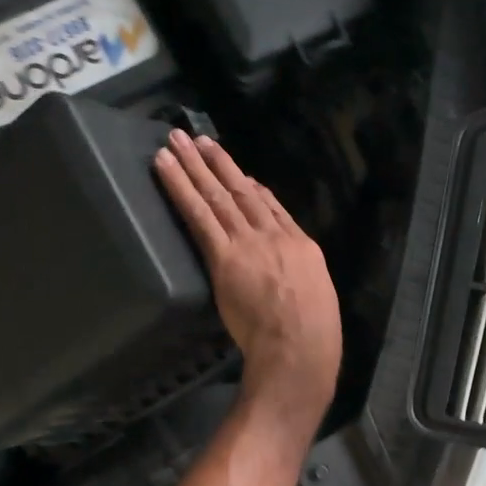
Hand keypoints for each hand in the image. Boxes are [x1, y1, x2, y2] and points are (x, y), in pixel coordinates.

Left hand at [154, 129, 342, 416]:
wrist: (299, 345)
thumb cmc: (313, 337)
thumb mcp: (319, 300)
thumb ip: (302, 282)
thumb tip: (290, 282)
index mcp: (303, 248)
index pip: (275, 211)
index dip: (255, 191)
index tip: (243, 177)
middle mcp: (276, 237)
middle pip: (244, 193)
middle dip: (221, 164)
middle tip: (200, 140)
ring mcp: (249, 244)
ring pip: (218, 196)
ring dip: (195, 165)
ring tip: (176, 141)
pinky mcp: (224, 257)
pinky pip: (198, 214)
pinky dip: (180, 186)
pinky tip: (165, 167)